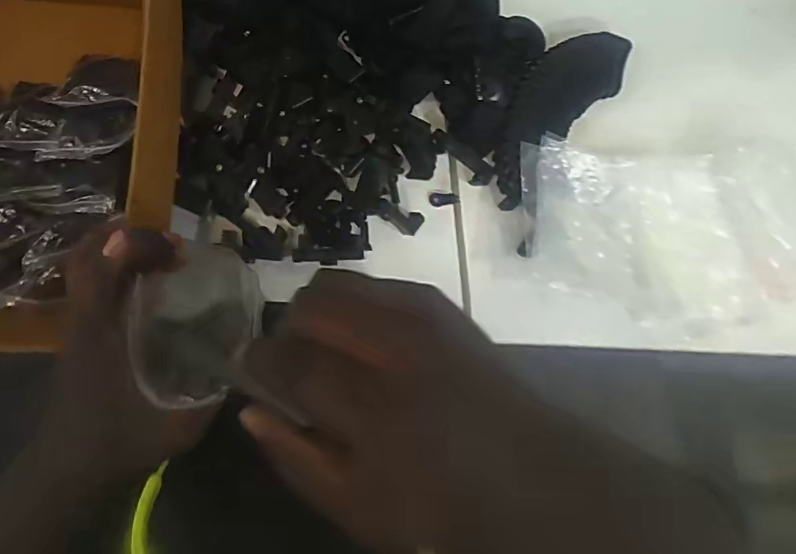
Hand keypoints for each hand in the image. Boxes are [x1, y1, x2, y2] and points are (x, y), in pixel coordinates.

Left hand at [0, 224, 216, 553]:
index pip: (105, 265)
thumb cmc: (116, 443)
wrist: (66, 471)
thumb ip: (207, 398)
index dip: (138, 244)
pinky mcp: (76, 333)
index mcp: (99, 328)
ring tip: (151, 247)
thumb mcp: (170, 428)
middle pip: (86, 255)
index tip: (176, 248)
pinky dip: (108, 267)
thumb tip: (240, 363)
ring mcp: (75, 322)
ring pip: (82, 266)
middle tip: (163, 239)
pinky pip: (86, 283)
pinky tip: (137, 279)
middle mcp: (83, 316)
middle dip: (122, 235)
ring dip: (112, 247)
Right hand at [241, 269, 741, 553]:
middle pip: (308, 309)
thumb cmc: (448, 515)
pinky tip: (359, 337)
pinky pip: (366, 281)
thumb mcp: (365, 513)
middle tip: (292, 364)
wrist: (547, 484)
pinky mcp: (433, 301)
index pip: (293, 362)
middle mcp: (396, 351)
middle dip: (285, 332)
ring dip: (312, 311)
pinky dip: (346, 302)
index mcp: (378, 414)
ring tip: (322, 346)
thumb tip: (249, 408)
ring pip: (331, 283)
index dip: (261, 360)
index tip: (250, 367)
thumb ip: (298, 460)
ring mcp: (418, 317)